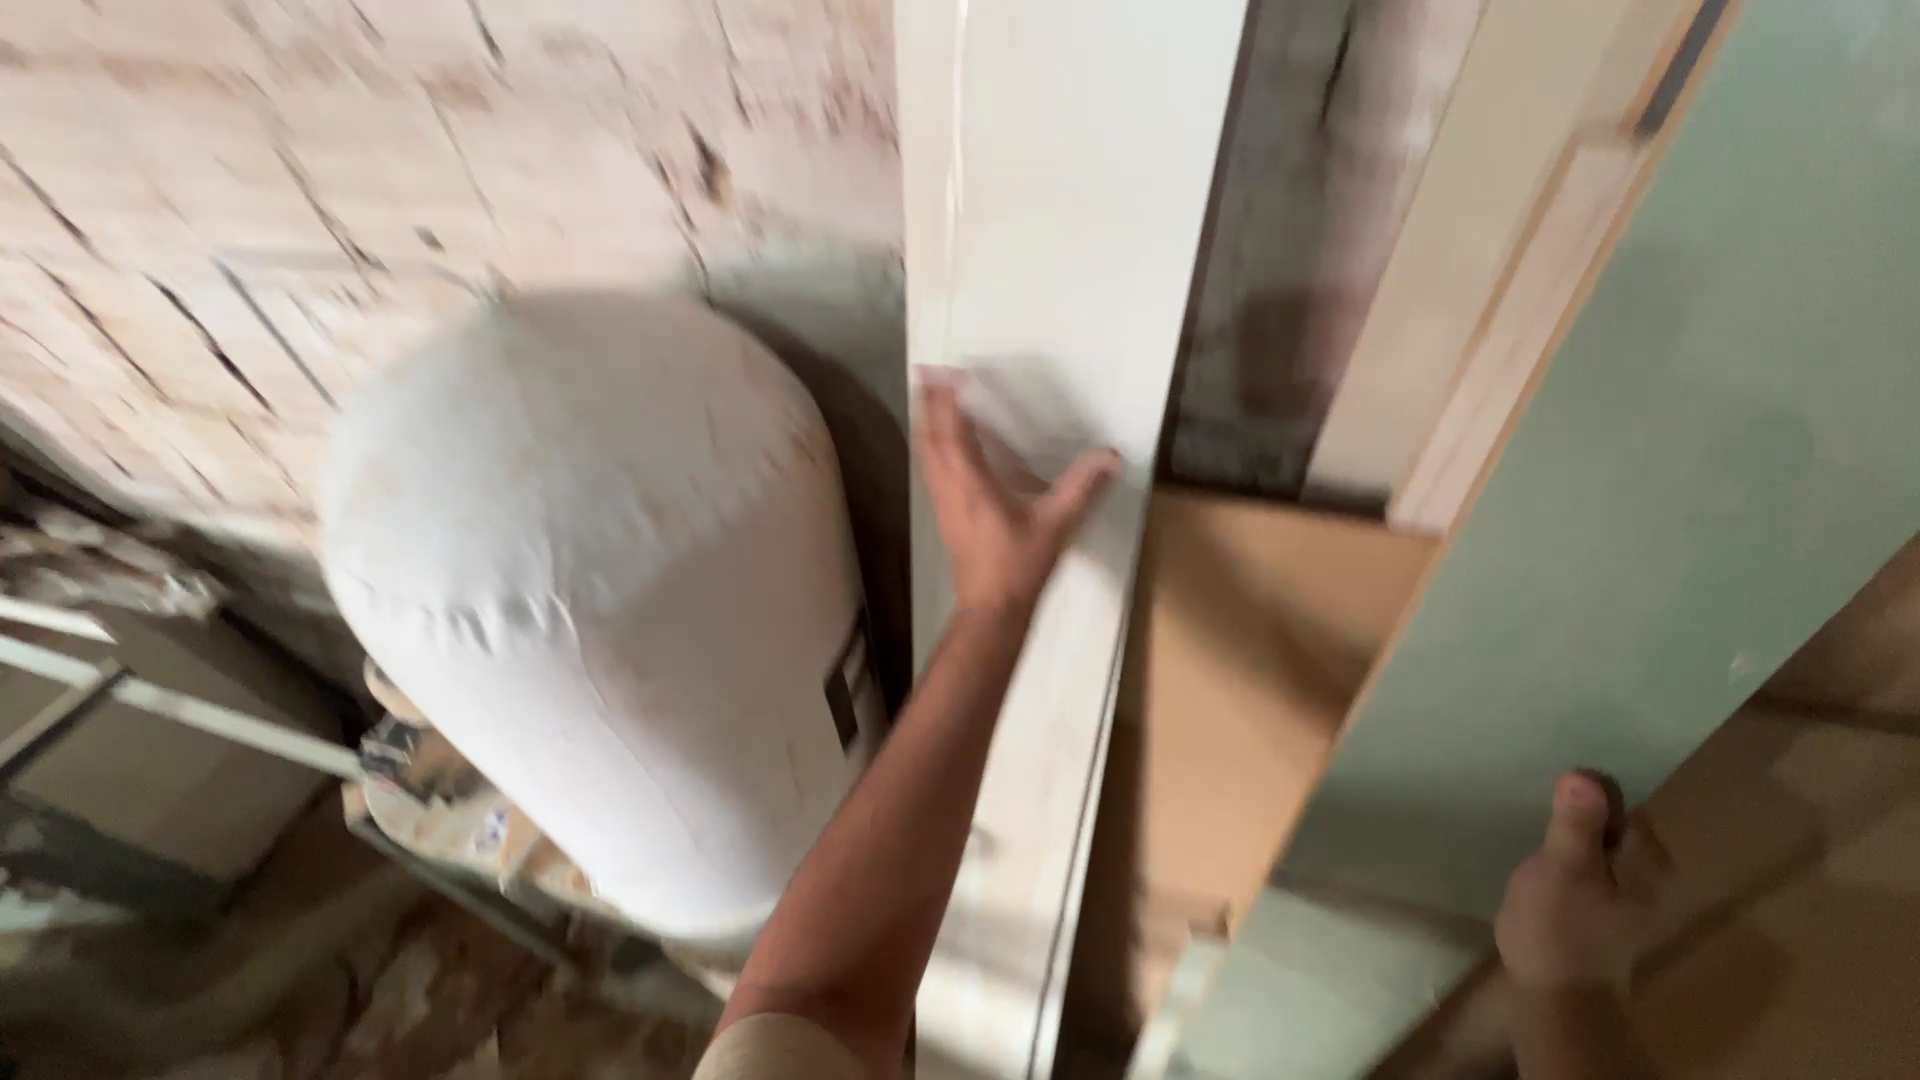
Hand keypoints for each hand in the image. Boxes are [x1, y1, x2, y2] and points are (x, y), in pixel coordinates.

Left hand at [916, 374, 1118, 616]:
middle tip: (931, 373)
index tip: (953, 372)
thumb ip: (1083, 488)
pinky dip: (931, 447)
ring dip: (926, 423)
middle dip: (928, 402)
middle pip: (929, 435)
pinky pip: (930, 470)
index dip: (949, 399)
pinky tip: (941, 447)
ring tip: (931, 399)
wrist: (991, 607)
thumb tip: (1111, 456)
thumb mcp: (1057, 525)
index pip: (953, 430)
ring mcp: (942, 502)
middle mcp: (949, 487)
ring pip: (925, 453)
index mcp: (972, 483)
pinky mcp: (943, 515)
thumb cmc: (1020, 565)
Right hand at [1495, 771, 1675, 992]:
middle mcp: (1645, 869)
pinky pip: (1583, 855)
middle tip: (1532, 787)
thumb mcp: (1564, 869)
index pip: (1623, 802)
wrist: (1556, 992)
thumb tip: (1583, 774)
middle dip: (1576, 802)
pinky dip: (1562, 843)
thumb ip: (1576, 824)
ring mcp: (1622, 886)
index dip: (1588, 786)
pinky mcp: (1596, 897)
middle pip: (1610, 817)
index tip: (1550, 775)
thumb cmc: (1561, 926)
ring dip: (1565, 822)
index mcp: (1648, 860)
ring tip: (1529, 807)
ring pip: (1594, 836)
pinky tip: (1536, 841)